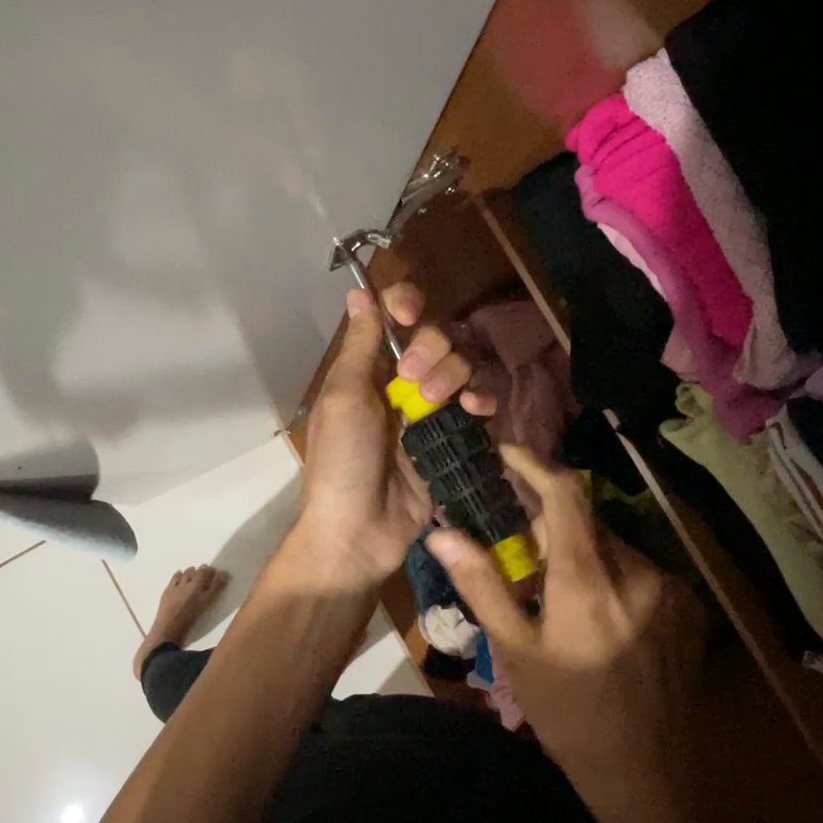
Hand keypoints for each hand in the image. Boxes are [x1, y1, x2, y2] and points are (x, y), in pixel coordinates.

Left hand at [294, 283, 493, 586]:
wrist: (358, 532)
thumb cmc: (340, 462)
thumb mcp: (344, 398)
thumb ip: (359, 345)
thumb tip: (357, 291)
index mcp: (366, 370)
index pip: (393, 318)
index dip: (405, 304)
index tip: (408, 314)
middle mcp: (399, 384)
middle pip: (435, 338)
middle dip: (431, 349)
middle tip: (413, 380)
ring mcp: (427, 412)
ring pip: (461, 368)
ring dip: (455, 374)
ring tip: (438, 402)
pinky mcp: (452, 440)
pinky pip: (478, 407)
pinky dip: (482, 401)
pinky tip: (474, 412)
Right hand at [427, 446, 703, 790]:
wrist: (648, 774)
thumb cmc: (568, 714)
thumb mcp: (515, 651)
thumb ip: (481, 585)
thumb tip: (442, 534)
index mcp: (587, 581)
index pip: (566, 495)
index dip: (535, 465)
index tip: (509, 455)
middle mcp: (636, 571)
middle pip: (585, 522)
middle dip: (551, 531)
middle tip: (525, 570)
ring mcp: (669, 589)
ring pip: (612, 547)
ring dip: (581, 556)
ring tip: (562, 607)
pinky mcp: (688, 607)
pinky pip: (637, 570)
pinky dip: (610, 578)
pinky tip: (601, 623)